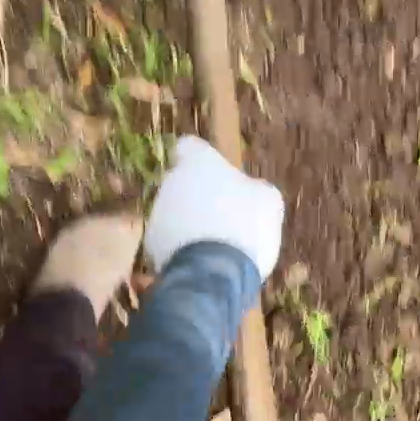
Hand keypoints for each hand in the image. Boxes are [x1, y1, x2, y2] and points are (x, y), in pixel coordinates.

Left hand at [144, 136, 283, 281]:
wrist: (214, 273)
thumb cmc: (246, 227)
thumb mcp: (268, 202)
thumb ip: (255, 189)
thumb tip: (251, 190)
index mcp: (199, 163)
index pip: (191, 147)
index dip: (203, 161)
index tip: (215, 175)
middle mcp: (171, 182)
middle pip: (183, 185)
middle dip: (198, 198)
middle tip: (224, 220)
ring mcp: (157, 214)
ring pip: (174, 215)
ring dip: (189, 226)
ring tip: (215, 249)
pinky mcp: (151, 245)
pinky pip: (168, 243)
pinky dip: (182, 251)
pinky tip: (202, 264)